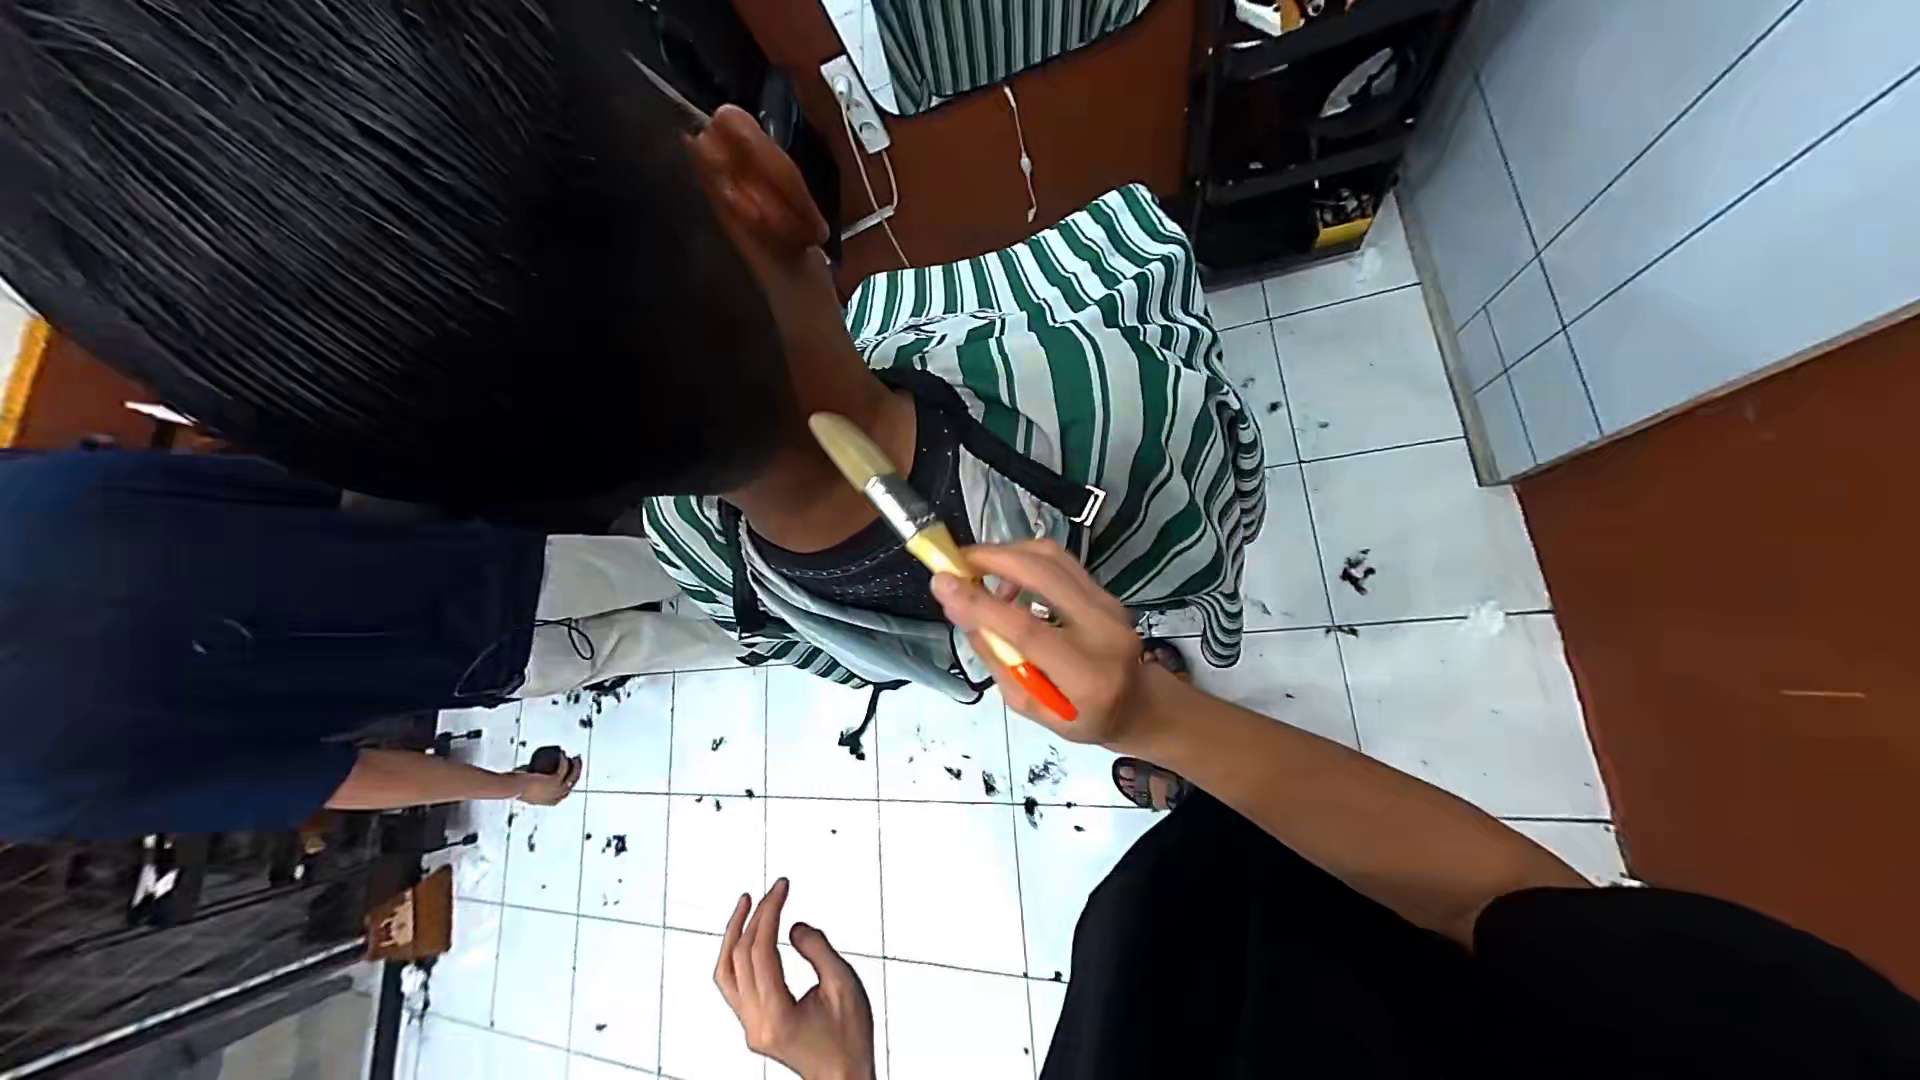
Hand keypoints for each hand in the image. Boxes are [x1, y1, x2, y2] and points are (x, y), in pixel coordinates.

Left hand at [512, 754, 580, 804]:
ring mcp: (557, 789)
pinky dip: (564, 760)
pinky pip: (564, 768)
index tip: (572, 772)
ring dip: (576, 765)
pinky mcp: (555, 780)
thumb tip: (536, 775)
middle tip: (577, 761)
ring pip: (572, 775)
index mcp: (552, 801)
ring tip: (575, 757)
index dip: (571, 781)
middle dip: (577, 770)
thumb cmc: (516, 790)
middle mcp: (557, 796)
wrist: (512, 788)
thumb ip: (537, 788)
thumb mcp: (529, 791)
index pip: (567, 791)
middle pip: (573, 782)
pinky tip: (562, 754)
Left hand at [715, 879, 875, 1079]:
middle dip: (757, 916)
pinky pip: (733, 985)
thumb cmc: (850, 1037)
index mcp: (776, 1016)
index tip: (782, 886)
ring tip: (747, 903)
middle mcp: (755, 1025)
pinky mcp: (754, 1027)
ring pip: (726, 974)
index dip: (770, 912)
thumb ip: (817, 950)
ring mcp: (751, 1028)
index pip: (760, 951)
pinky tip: (748, 936)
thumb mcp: (843, 985)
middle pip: (740, 958)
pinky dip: (737, 954)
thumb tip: (794, 927)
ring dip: (734, 934)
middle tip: (775, 888)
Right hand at [930, 539, 1170, 749]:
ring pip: (1052, 557)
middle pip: (1043, 575)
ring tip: (977, 568)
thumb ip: (999, 662)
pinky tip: (1006, 576)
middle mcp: (1104, 631)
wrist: (1137, 703)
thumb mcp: (1032, 707)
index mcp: (1087, 676)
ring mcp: (1109, 605)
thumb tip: (963, 614)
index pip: (1028, 631)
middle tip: (955, 562)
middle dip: (992, 560)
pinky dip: (1024, 558)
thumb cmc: (1081, 716)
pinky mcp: (1105, 590)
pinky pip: (1060, 561)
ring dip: (1007, 553)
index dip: (981, 604)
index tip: (942, 584)